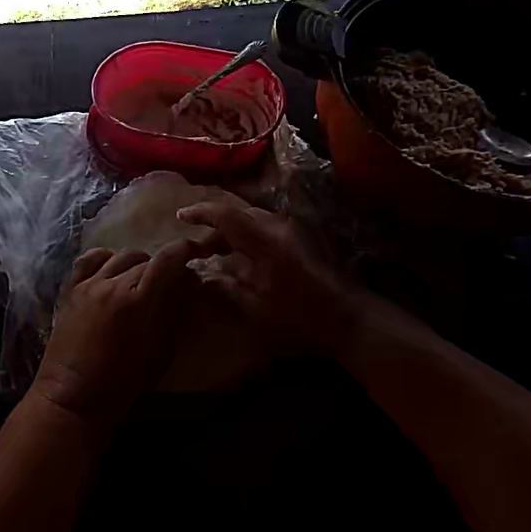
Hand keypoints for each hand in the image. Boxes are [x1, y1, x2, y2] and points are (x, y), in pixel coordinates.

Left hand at [33, 241, 198, 425]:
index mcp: (139, 299)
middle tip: (172, 281)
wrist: (73, 395)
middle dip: (164, 266)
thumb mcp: (160, 350)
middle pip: (147, 259)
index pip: (168, 259)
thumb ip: (174, 312)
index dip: (186, 249)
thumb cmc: (122, 382)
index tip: (199, 250)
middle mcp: (113, 283)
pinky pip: (90, 259)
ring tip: (142, 280)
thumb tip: (187, 287)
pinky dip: (106, 259)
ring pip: (121, 256)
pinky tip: (113, 269)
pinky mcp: (71, 289)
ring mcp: (89, 283)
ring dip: (138, 264)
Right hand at [175, 199, 416, 355]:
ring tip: (214, 252)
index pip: (225, 214)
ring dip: (230, 231)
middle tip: (196, 246)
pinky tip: (240, 257)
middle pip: (238, 214)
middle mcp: (278, 227)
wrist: (350, 319)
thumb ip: (229, 282)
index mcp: (264, 242)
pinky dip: (246, 235)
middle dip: (213, 225)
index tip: (181, 216)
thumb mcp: (257, 305)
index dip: (200, 212)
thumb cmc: (301, 317)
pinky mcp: (301, 237)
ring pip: (252, 219)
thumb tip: (208, 270)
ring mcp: (292, 230)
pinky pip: (265, 227)